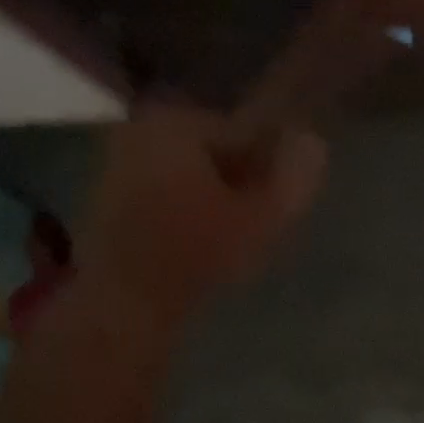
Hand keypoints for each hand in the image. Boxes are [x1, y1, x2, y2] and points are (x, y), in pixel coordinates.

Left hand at [78, 106, 324, 339]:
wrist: (125, 300)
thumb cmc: (199, 252)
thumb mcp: (267, 215)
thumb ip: (296, 174)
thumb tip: (312, 140)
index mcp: (179, 122)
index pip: (250, 130)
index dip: (273, 164)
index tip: (281, 199)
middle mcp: (143, 127)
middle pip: (221, 146)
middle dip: (246, 175)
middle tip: (262, 217)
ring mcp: (121, 156)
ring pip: (197, 166)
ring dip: (220, 191)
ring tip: (236, 230)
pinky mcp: (111, 189)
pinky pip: (171, 183)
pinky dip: (192, 202)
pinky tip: (204, 235)